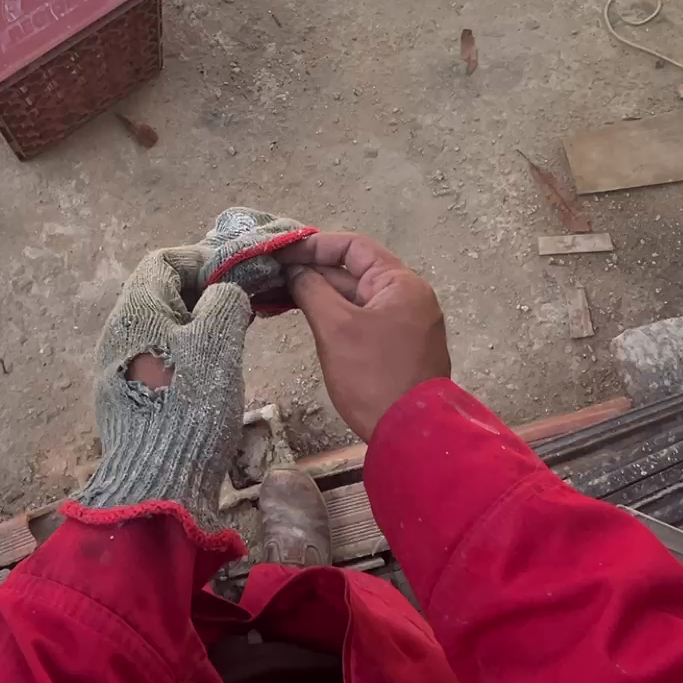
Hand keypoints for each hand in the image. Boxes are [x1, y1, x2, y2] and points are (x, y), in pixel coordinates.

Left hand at [76, 247, 252, 524]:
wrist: (157, 486)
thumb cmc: (188, 405)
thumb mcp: (217, 342)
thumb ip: (224, 301)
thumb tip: (223, 293)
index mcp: (135, 310)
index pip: (162, 261)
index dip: (200, 258)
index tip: (235, 271)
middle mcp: (119, 333)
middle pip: (162, 292)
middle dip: (204, 290)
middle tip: (242, 302)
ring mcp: (120, 367)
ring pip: (164, 326)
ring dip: (200, 321)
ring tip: (236, 333)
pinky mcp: (129, 397)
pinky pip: (161, 355)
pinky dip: (191, 350)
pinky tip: (214, 369)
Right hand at [278, 232, 450, 441]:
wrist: (411, 437)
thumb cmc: (373, 376)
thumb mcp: (336, 327)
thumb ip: (312, 290)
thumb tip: (295, 271)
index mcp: (400, 284)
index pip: (354, 247)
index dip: (315, 246)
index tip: (282, 254)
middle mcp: (406, 296)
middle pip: (352, 271)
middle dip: (311, 271)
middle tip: (271, 275)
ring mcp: (402, 322)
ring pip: (353, 297)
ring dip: (317, 294)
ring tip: (277, 295)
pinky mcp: (394, 345)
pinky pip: (359, 318)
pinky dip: (331, 314)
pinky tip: (303, 316)